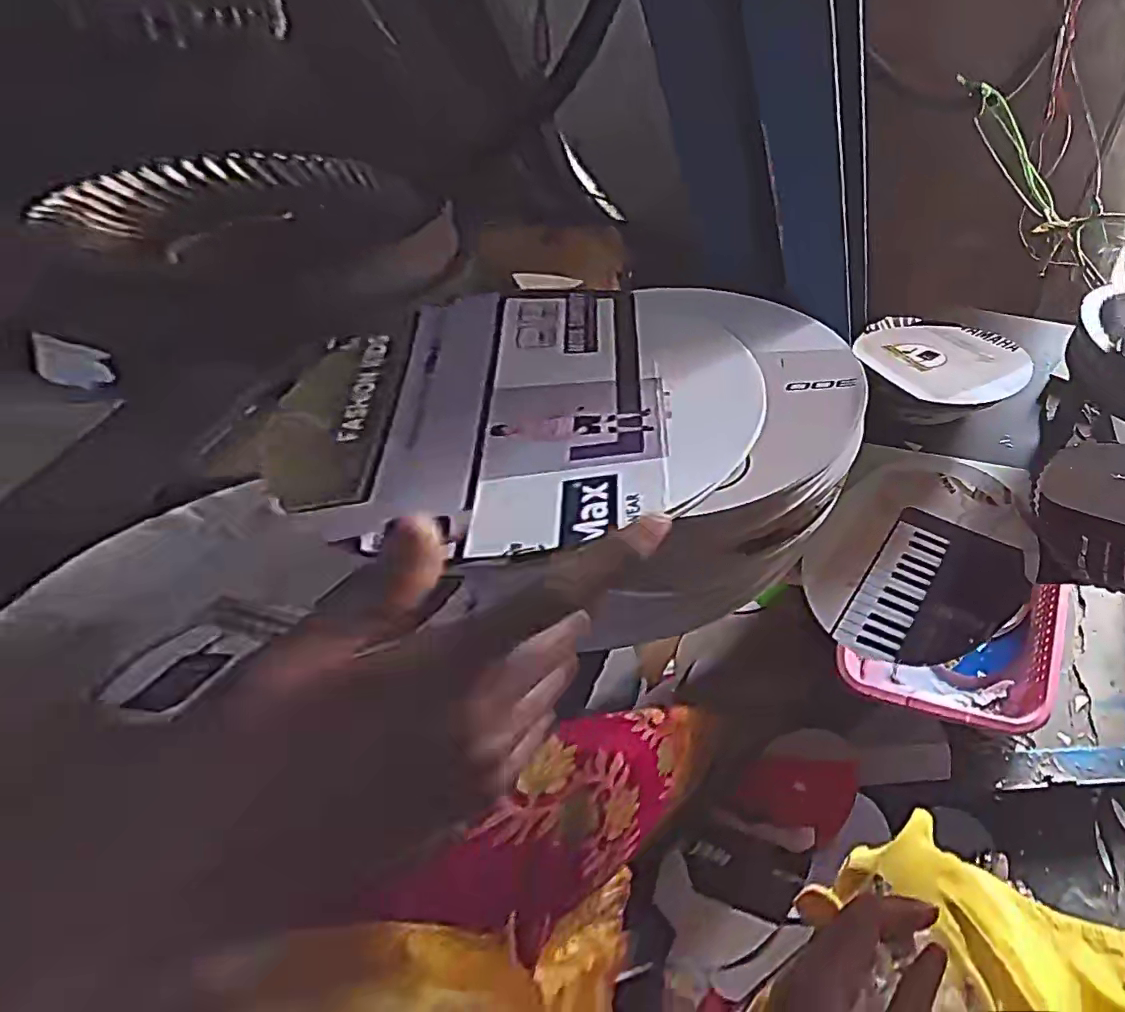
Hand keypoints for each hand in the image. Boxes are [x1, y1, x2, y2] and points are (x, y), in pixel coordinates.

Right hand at [1, 513, 670, 1006]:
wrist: (193, 874)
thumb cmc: (244, 748)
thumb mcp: (302, 656)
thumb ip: (382, 590)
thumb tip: (426, 527)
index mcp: (454, 671)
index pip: (557, 597)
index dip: (614, 556)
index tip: (657, 523)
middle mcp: (494, 717)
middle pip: (569, 639)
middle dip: (564, 609)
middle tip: (525, 593)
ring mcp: (496, 764)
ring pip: (558, 683)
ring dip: (543, 656)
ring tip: (487, 650)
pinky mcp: (487, 799)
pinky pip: (537, 730)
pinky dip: (527, 702)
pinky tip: (476, 704)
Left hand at [770, 894, 947, 1011]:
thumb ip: (914, 994)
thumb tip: (935, 953)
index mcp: (823, 970)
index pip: (865, 910)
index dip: (902, 905)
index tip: (930, 913)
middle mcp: (797, 970)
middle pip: (845, 919)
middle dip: (885, 918)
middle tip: (918, 928)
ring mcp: (781, 988)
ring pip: (829, 940)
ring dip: (865, 938)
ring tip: (896, 951)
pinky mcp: (778, 1003)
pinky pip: (816, 964)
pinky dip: (845, 959)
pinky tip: (862, 979)